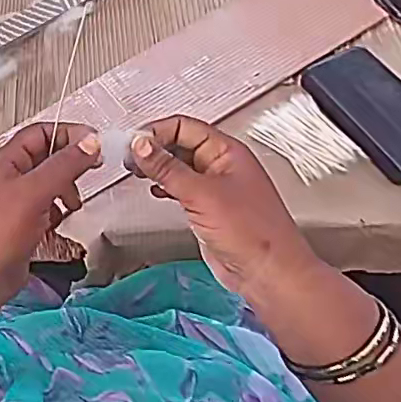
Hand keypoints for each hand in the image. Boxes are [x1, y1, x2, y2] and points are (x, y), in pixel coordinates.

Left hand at [0, 123, 102, 293]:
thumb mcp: (34, 192)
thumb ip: (63, 165)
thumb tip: (89, 143)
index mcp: (5, 161)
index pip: (40, 132)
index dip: (67, 133)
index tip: (93, 142)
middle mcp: (10, 177)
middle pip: (47, 156)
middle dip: (70, 162)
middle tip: (91, 167)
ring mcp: (16, 201)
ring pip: (50, 182)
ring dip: (66, 188)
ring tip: (71, 201)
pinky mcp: (23, 222)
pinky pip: (48, 206)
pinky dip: (58, 209)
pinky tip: (59, 219)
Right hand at [124, 116, 321, 293]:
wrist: (269, 274)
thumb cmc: (254, 234)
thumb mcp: (201, 193)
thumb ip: (167, 168)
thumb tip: (142, 146)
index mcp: (227, 152)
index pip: (184, 127)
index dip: (157, 132)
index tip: (134, 144)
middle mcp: (221, 166)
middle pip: (180, 143)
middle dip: (153, 148)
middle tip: (131, 157)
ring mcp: (214, 187)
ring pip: (178, 165)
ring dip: (156, 166)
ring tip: (138, 170)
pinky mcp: (208, 208)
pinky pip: (180, 187)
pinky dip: (164, 185)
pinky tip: (156, 190)